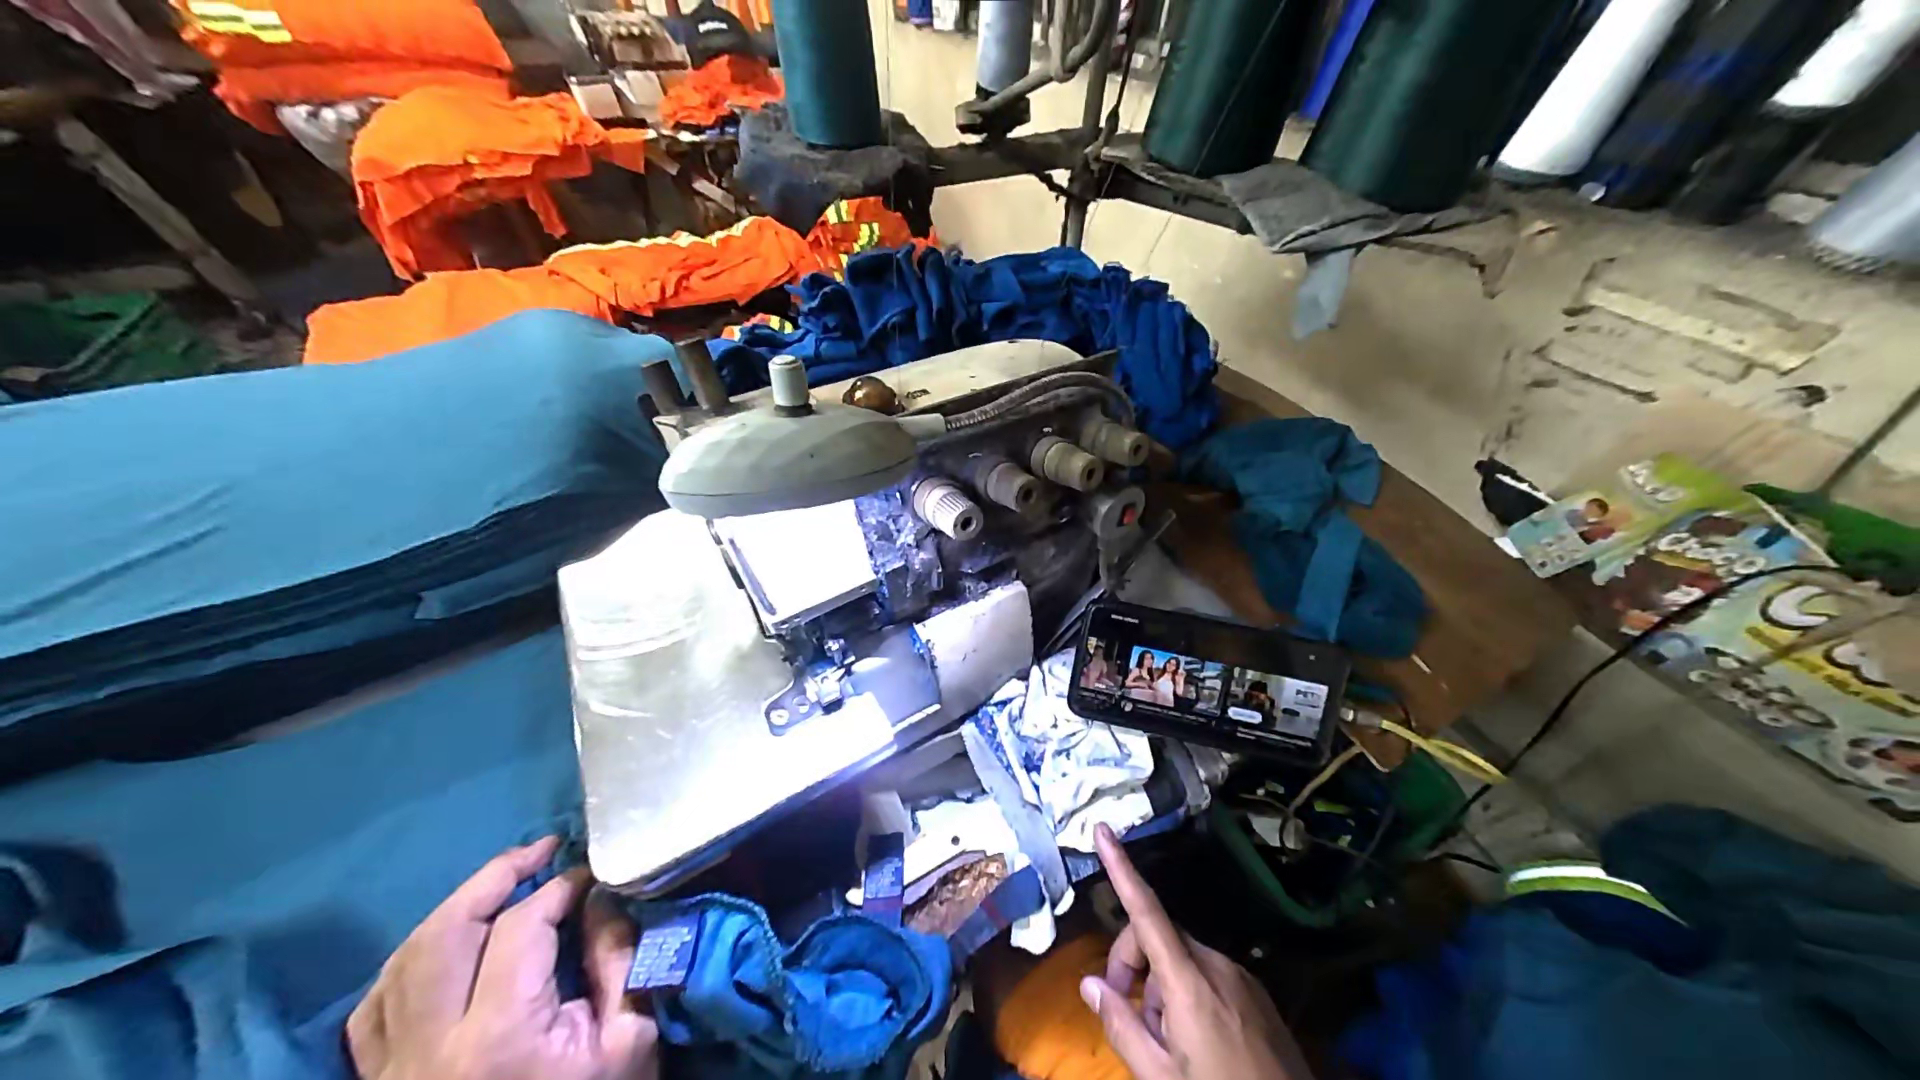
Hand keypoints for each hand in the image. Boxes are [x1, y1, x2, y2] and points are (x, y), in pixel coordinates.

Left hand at [347, 837, 657, 1079]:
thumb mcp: (629, 1041)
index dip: (563, 887)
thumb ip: (619, 963)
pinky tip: (447, 943)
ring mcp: (393, 1069)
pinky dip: (411, 959)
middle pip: (446, 931)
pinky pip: (374, 1006)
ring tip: (502, 881)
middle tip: (541, 849)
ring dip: (455, 907)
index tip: (593, 875)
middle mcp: (431, 1047)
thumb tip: (601, 898)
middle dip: (497, 875)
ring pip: (403, 960)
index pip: (524, 927)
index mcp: (500, 1036)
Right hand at [1080, 824, 1312, 1079]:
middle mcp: (1217, 965)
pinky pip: (1207, 973)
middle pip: (1158, 935)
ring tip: (1164, 1039)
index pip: (1146, 910)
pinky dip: (1185, 991)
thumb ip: (1120, 1025)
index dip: (1121, 868)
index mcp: (1189, 982)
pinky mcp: (1257, 995)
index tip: (1103, 830)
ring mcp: (1241, 978)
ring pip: (1181, 957)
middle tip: (1121, 1008)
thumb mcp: (1159, 1078)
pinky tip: (1193, 1039)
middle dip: (1131, 962)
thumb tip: (1090, 984)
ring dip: (1158, 985)